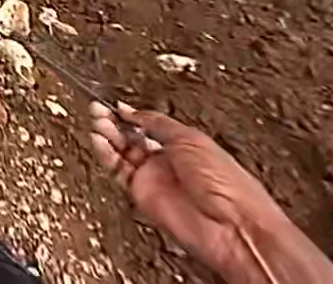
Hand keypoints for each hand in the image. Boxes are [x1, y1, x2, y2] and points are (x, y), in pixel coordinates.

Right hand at [86, 104, 332, 283]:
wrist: (235, 228)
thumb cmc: (228, 185)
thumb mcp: (190, 138)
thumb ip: (157, 122)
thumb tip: (132, 110)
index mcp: (182, 145)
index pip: (147, 124)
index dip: (130, 113)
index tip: (114, 103)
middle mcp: (166, 161)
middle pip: (130, 136)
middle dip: (113, 121)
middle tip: (99, 108)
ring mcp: (154, 179)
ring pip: (121, 151)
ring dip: (107, 134)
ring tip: (97, 120)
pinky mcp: (143, 195)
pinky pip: (118, 171)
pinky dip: (105, 154)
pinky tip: (98, 140)